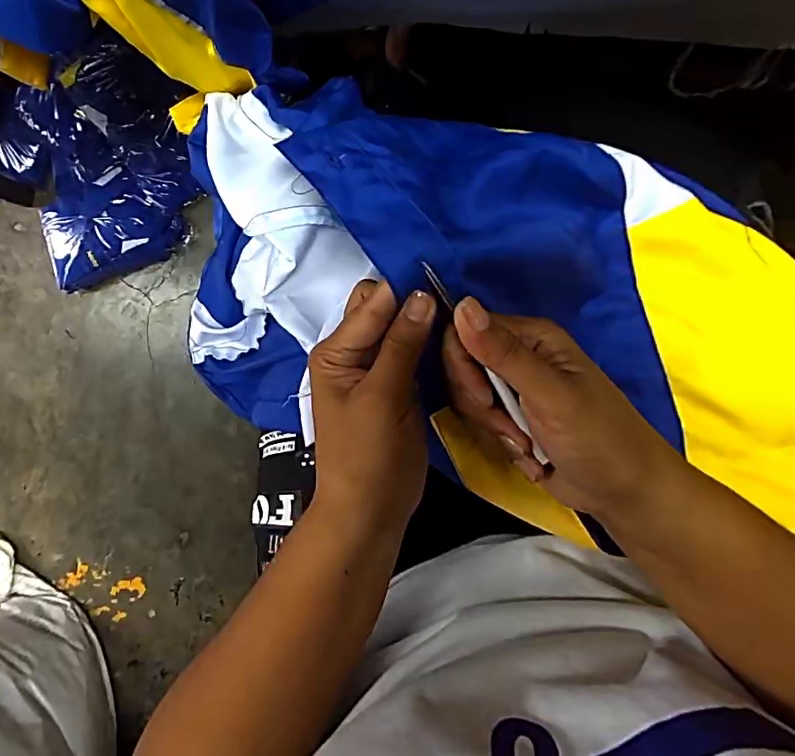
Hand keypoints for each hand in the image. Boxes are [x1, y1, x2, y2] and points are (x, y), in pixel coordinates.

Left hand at [307, 280, 435, 534]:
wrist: (370, 512)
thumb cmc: (368, 456)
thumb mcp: (383, 397)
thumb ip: (401, 344)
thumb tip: (421, 295)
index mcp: (335, 349)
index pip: (371, 302)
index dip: (403, 290)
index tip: (443, 282)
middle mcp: (351, 351)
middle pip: (385, 311)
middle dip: (414, 304)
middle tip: (454, 307)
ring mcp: (374, 368)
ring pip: (402, 330)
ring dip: (426, 326)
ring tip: (459, 321)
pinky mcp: (396, 384)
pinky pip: (413, 353)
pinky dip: (430, 347)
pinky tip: (454, 343)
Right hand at [441, 299, 686, 520]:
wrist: (628, 496)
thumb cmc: (599, 438)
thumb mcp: (550, 394)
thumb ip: (503, 352)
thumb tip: (462, 305)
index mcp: (531, 336)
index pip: (464, 331)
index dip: (463, 365)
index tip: (484, 399)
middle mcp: (517, 354)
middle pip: (460, 367)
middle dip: (479, 405)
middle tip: (513, 430)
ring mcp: (512, 387)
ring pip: (466, 398)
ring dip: (492, 429)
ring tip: (528, 447)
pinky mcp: (509, 416)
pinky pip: (477, 422)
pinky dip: (498, 443)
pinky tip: (530, 456)